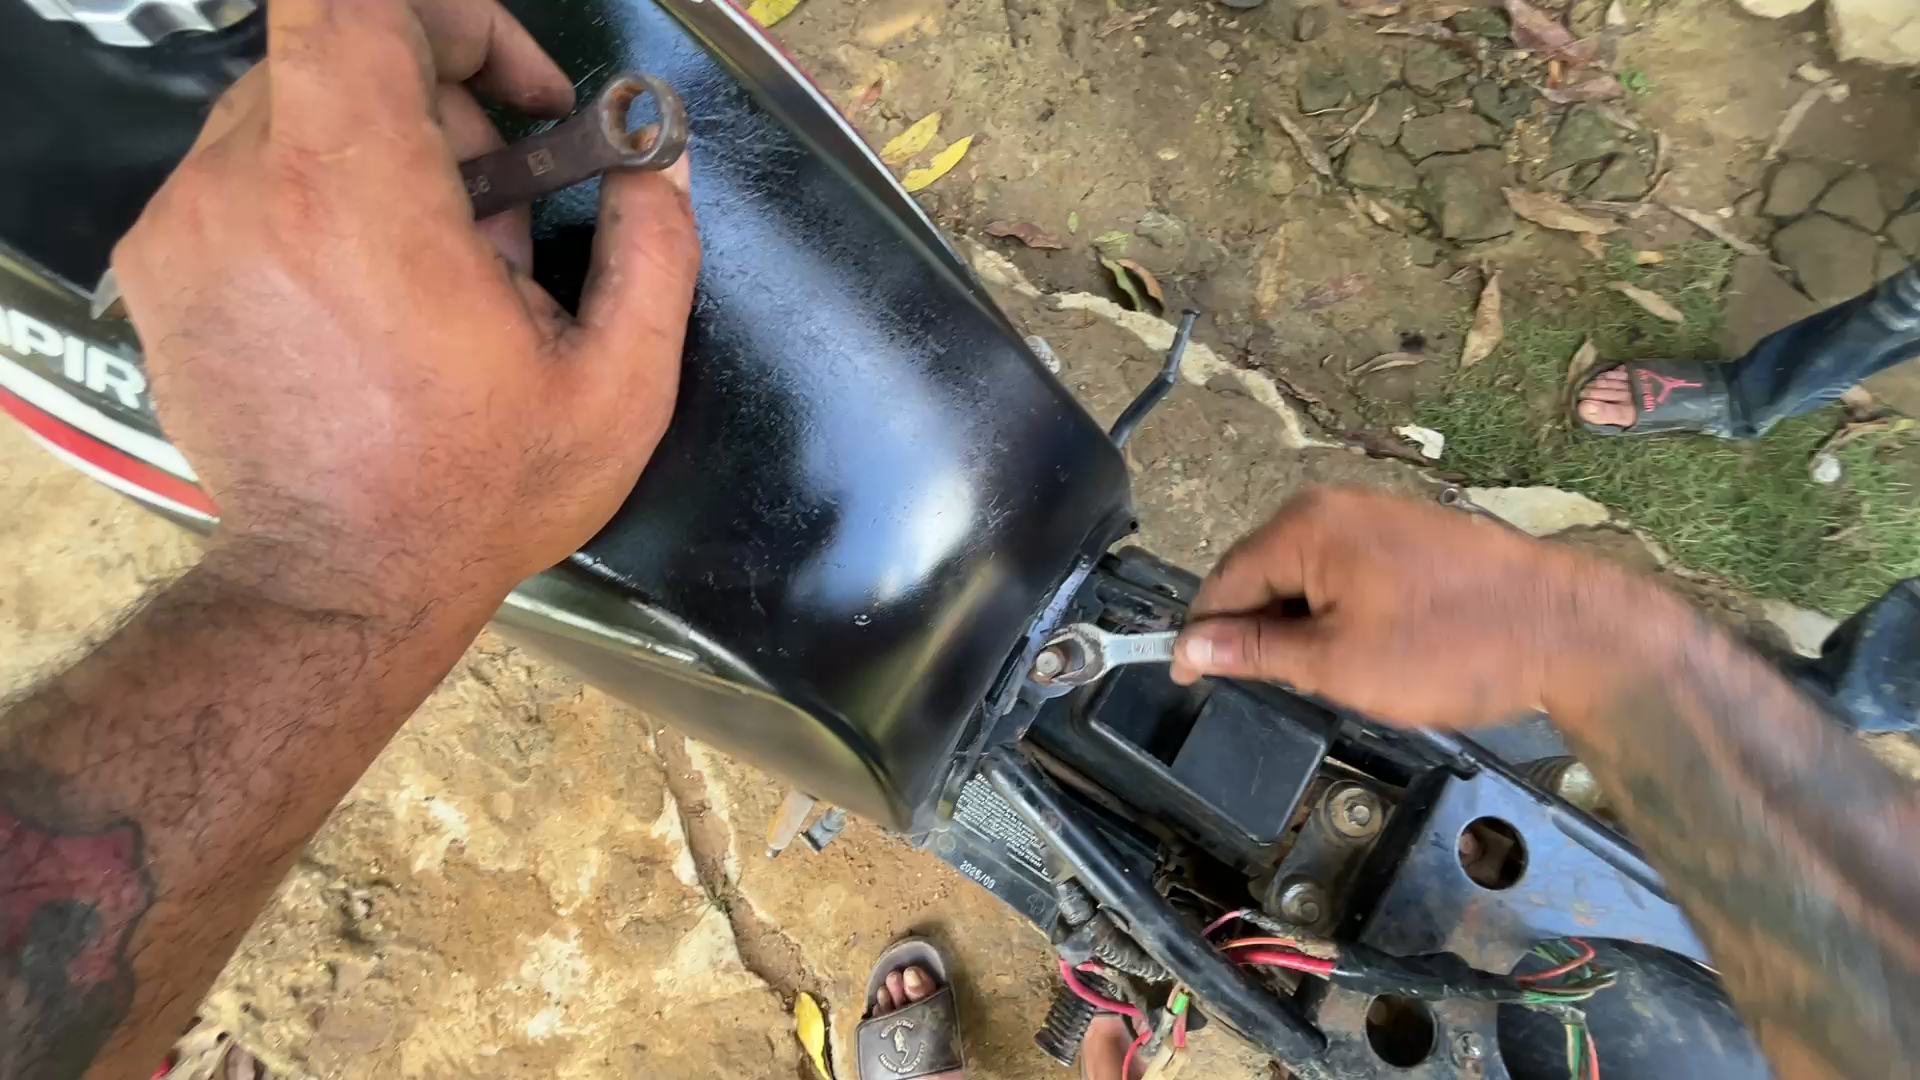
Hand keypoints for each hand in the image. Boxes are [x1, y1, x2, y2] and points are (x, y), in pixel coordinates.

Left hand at [112, 0, 698, 617]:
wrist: (353, 583)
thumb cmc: (501, 488)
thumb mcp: (625, 387)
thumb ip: (656, 254)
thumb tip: (660, 159)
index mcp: (364, 204)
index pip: (358, 4)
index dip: (456, 22)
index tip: (527, 103)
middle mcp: (245, 187)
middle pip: (340, 62)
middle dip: (448, 123)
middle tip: (508, 235)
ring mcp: (182, 226)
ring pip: (297, 120)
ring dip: (392, 170)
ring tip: (449, 286)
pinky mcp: (160, 266)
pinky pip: (253, 179)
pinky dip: (332, 208)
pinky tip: (382, 310)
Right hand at [1169, 488, 1677, 727]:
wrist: (1577, 631)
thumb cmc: (1449, 647)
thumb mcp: (1335, 662)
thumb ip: (1252, 651)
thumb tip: (1188, 646)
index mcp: (1302, 528)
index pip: (1224, 581)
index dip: (1201, 633)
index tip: (1186, 674)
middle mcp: (1327, 507)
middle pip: (1258, 573)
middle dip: (1250, 627)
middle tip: (1261, 681)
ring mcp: (1368, 514)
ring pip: (1297, 574)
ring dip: (1290, 620)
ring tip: (1314, 668)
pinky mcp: (1399, 531)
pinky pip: (1334, 567)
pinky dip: (1325, 607)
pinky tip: (1350, 641)